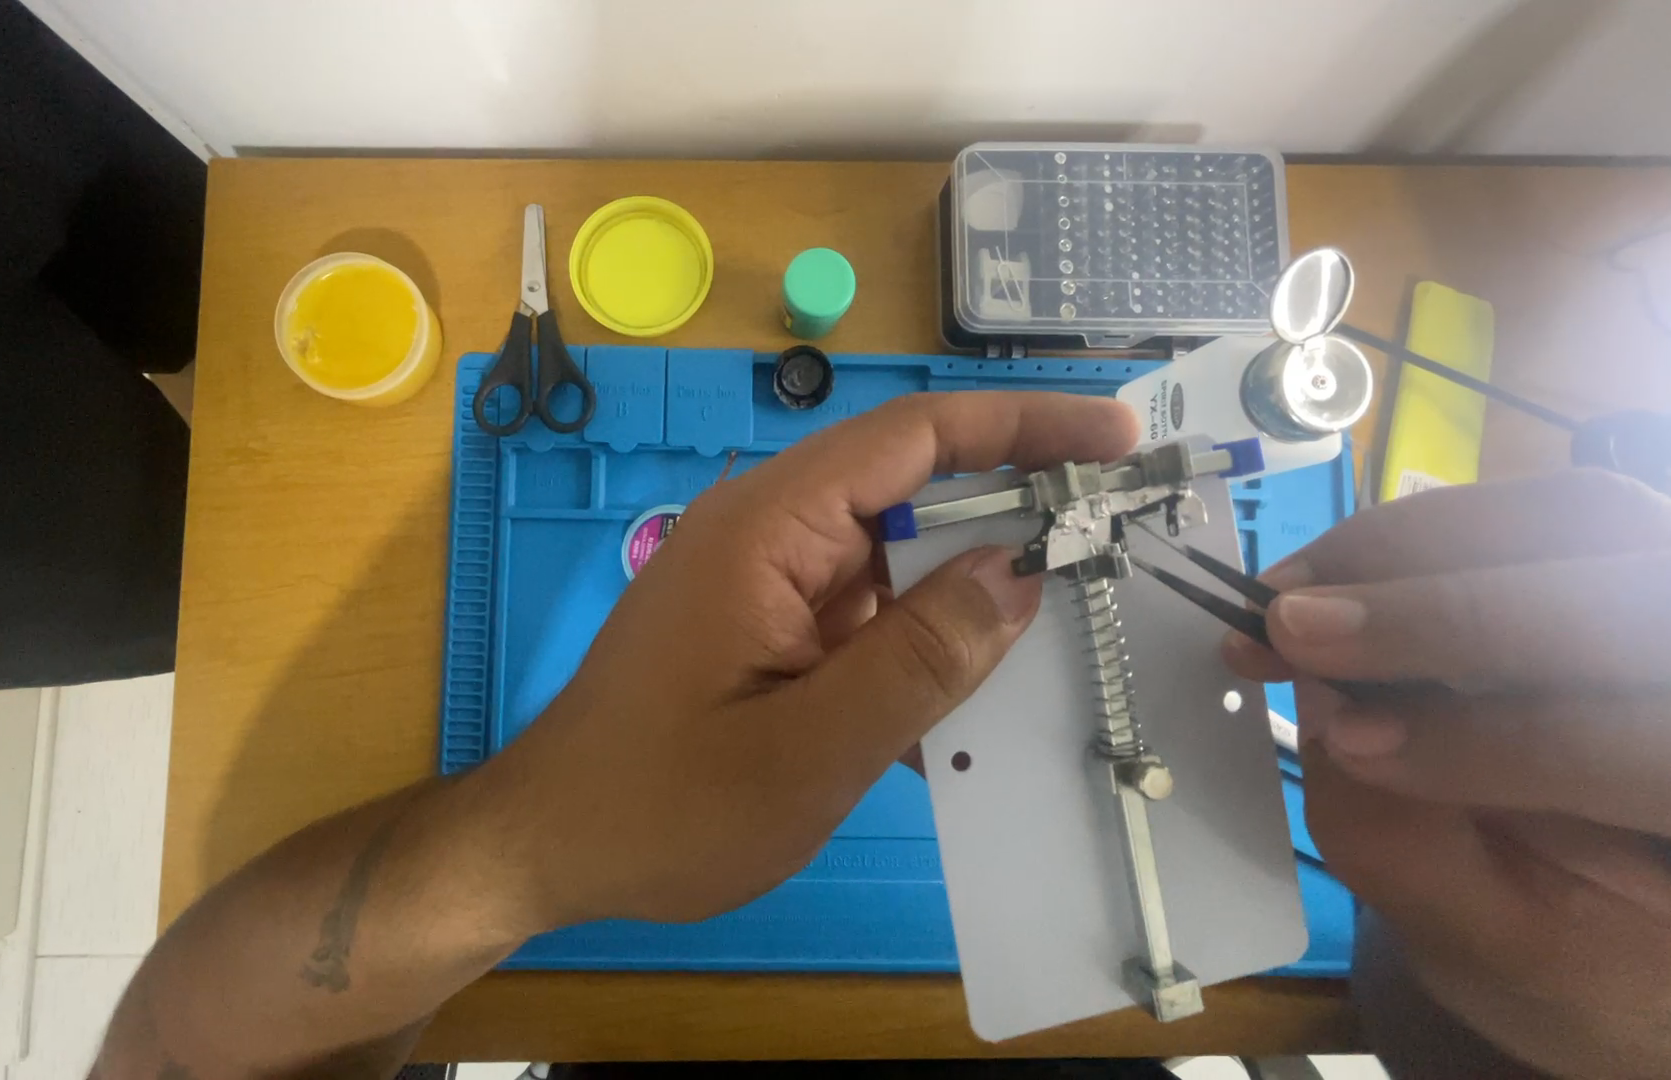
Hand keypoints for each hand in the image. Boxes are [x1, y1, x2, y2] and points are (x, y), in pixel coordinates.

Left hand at [473, 392, 1136, 929]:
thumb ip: (921, 657)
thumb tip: (1017, 570)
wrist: (555, 841)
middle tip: (1115, 539)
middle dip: (1012, 508)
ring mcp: (763, 576)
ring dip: (969, 588)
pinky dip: (919, 639)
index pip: (910, 438)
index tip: (1115, 439)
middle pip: (908, 490)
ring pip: (892, 558)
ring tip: (1066, 624)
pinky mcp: (763, 622)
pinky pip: (861, 610)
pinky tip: (971, 696)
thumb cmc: (665, 804)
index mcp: (768, 527)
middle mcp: (765, 530)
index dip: (1020, 425)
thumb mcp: (810, 747)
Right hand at [1224, 470, 1670, 1078]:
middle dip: (1439, 610)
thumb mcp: (1490, 942)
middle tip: (1288, 629)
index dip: (1501, 743)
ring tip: (1283, 603)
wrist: (1606, 906)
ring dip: (1392, 552)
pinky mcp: (1608, 565)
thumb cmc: (1561, 950)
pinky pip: (1508, 515)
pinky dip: (1389, 540)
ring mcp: (1669, 599)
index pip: (1658, 751)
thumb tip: (1327, 711)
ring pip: (1566, 517)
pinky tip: (1316, 586)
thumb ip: (1405, 837)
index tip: (1345, 744)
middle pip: (1630, 588)